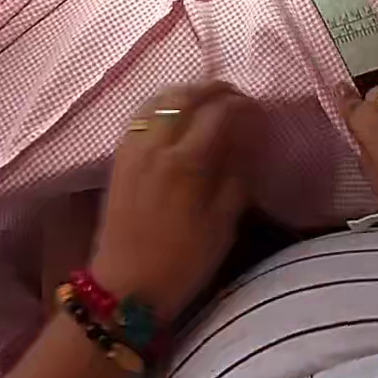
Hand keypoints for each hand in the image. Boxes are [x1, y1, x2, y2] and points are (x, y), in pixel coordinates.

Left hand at [90, 82, 257, 318]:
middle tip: (235, 95)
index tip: (257, 111)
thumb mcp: (223, 224)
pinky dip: (163, 104)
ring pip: (160, 99)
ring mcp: (133, 148)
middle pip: (187, 96)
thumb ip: (237, 177)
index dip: (242, 105)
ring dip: (188, 92)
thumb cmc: (182, 261)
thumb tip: (247, 145)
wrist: (124, 289)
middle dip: (215, 89)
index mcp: (186, 163)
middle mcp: (157, 146)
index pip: (219, 113)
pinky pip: (142, 114)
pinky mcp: (119, 156)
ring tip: (207, 98)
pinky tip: (175, 113)